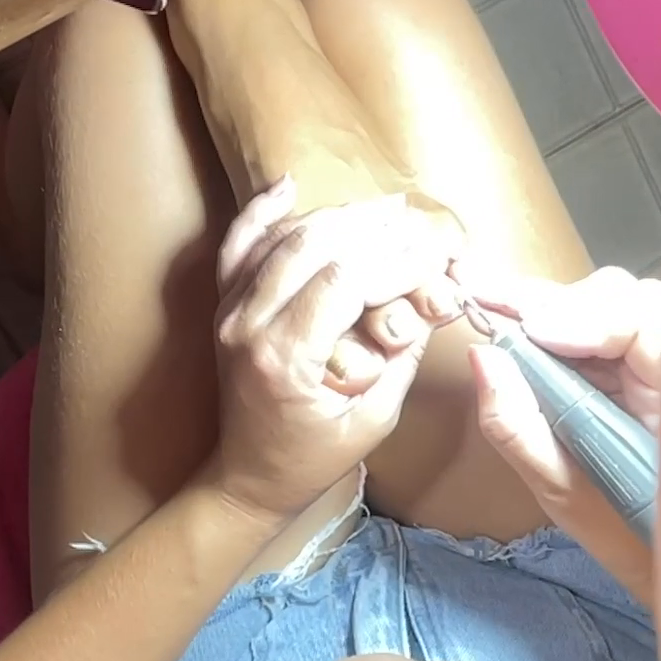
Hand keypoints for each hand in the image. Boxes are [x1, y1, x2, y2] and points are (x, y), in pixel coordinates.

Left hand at [209, 176, 459, 521]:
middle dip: (374, 227)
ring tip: (385, 209)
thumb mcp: (373, 417)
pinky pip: (238, 246)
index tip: (437, 249)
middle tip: (419, 220)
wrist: (249, 475)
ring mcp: (230, 309)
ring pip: (282, 237)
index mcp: (285, 358)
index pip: (346, 279)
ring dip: (337, 215)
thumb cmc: (314, 456)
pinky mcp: (224, 304)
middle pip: (314, 245)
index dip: (397, 258)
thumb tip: (433, 294)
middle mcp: (248, 323)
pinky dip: (263, 212)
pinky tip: (290, 185)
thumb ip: (402, 353)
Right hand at [460, 263, 660, 525]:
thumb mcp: (562, 491)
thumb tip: (480, 355)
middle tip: (495, 309)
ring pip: (611, 302)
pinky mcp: (641, 360)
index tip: (534, 332)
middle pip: (625, 298)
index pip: (645, 321)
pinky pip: (600, 322)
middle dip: (558, 303)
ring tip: (504, 320)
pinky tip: (520, 327)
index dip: (586, 318)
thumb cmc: (630, 539)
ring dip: (552, 308)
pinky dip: (555, 320)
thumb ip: (518, 426)